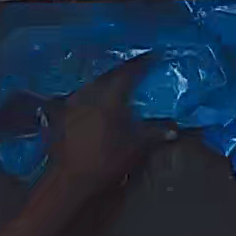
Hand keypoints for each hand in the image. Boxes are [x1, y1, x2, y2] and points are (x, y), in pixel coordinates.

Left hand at [46, 55, 153, 202]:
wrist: (68, 181)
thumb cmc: (104, 162)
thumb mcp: (134, 148)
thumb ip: (154, 135)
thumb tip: (174, 130)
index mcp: (109, 98)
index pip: (127, 73)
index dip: (141, 63)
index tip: (153, 54)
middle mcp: (89, 94)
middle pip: (108, 74)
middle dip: (123, 69)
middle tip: (136, 67)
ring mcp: (72, 104)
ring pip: (91, 84)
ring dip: (105, 80)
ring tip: (115, 81)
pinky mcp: (60, 115)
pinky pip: (78, 96)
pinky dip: (89, 94)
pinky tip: (92, 100)